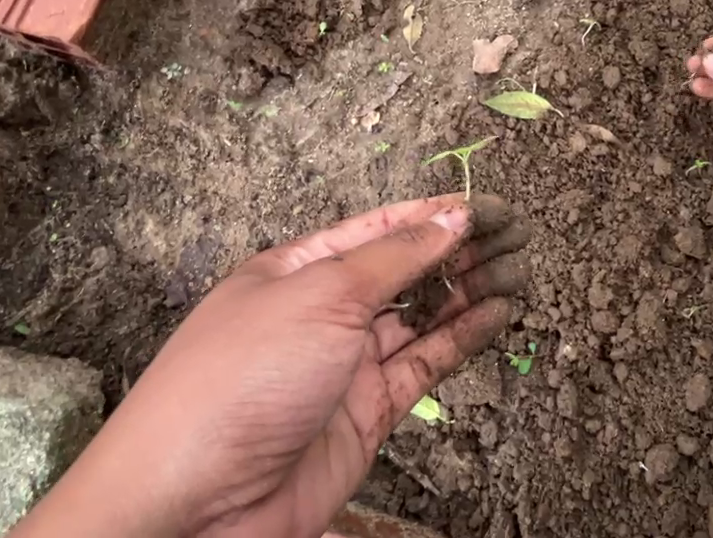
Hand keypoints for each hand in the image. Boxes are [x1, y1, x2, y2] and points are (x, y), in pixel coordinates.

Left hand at [12, 194, 529, 537]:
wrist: (192, 511)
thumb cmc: (247, 375)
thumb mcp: (323, 296)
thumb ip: (396, 256)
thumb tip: (454, 216)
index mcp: (303, 267)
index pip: (384, 227)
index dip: (439, 213)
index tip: (490, 205)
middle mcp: (328, 308)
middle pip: (409, 267)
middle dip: (463, 247)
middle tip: (518, 234)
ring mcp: (350, 361)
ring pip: (424, 313)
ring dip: (472, 288)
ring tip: (521, 268)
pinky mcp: (370, 409)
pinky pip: (427, 361)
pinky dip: (465, 335)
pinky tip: (500, 312)